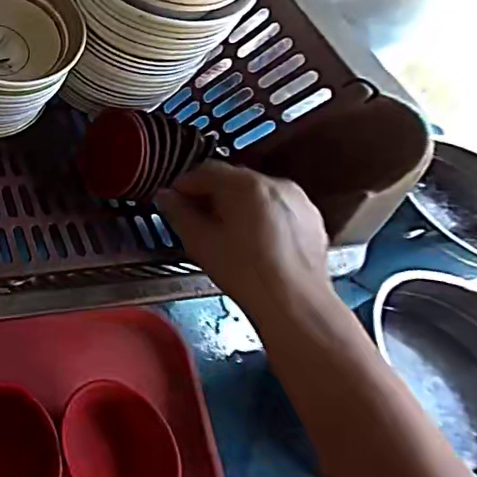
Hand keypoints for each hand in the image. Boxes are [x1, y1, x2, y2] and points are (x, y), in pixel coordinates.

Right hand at [154, 162, 330, 316]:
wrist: (296, 306)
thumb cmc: (249, 275)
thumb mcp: (199, 241)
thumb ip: (177, 212)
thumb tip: (166, 198)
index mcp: (245, 185)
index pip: (203, 171)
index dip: (183, 186)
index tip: (173, 200)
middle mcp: (275, 185)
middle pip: (230, 179)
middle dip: (210, 196)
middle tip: (195, 218)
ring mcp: (296, 201)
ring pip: (253, 193)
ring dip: (235, 205)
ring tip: (224, 235)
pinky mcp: (310, 219)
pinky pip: (275, 207)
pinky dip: (260, 216)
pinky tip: (251, 243)